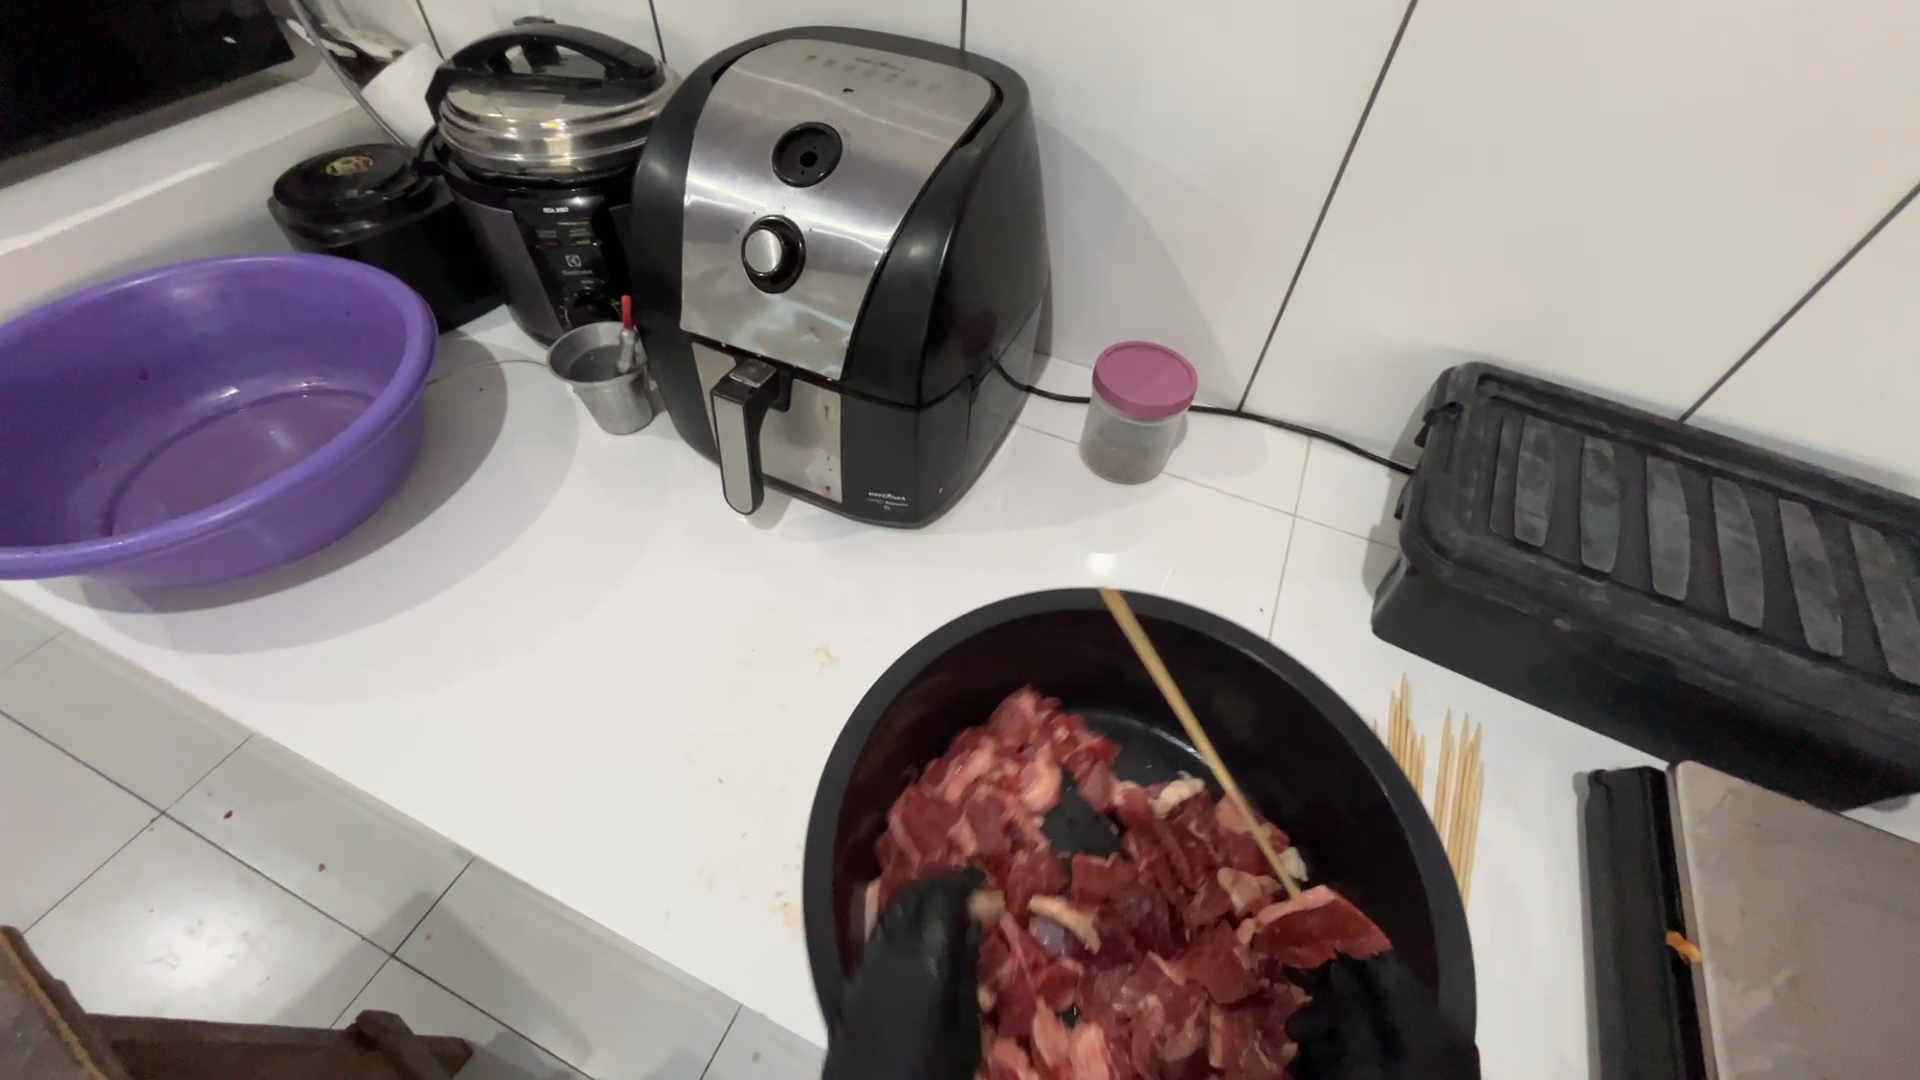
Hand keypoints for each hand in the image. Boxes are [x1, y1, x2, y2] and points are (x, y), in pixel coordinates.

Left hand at [821, 873, 982, 1079]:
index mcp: (927, 956)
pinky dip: (904, 922)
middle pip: (915, 894)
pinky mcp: (854, 976)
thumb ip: (966, 966)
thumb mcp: (966, 1026)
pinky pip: (882, 932)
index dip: (966, 883)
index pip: (945, 896)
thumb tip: (973, 920)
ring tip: (946, 910)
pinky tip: (920, 939)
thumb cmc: (933, 1071)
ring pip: (894, 909)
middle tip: (967, 891)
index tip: (985, 882)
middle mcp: (893, 946)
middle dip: (943, 885)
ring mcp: (869, 959)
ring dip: (921, 900)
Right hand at [1287, 954, 1479, 1079]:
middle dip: (1329, 1003)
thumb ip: (1352, 1008)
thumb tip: (1338, 965)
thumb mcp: (1361, 1064)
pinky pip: (1386, 1049)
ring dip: (1334, 1030)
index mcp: (1428, 1025)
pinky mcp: (1428, 1077)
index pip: (1385, 962)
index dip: (1344, 946)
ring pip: (1376, 1023)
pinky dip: (1352, 1051)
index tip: (1304, 943)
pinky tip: (1318, 1068)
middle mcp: (1439, 1034)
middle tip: (1294, 1025)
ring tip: (1299, 1053)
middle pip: (1377, 994)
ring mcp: (1438, 1059)